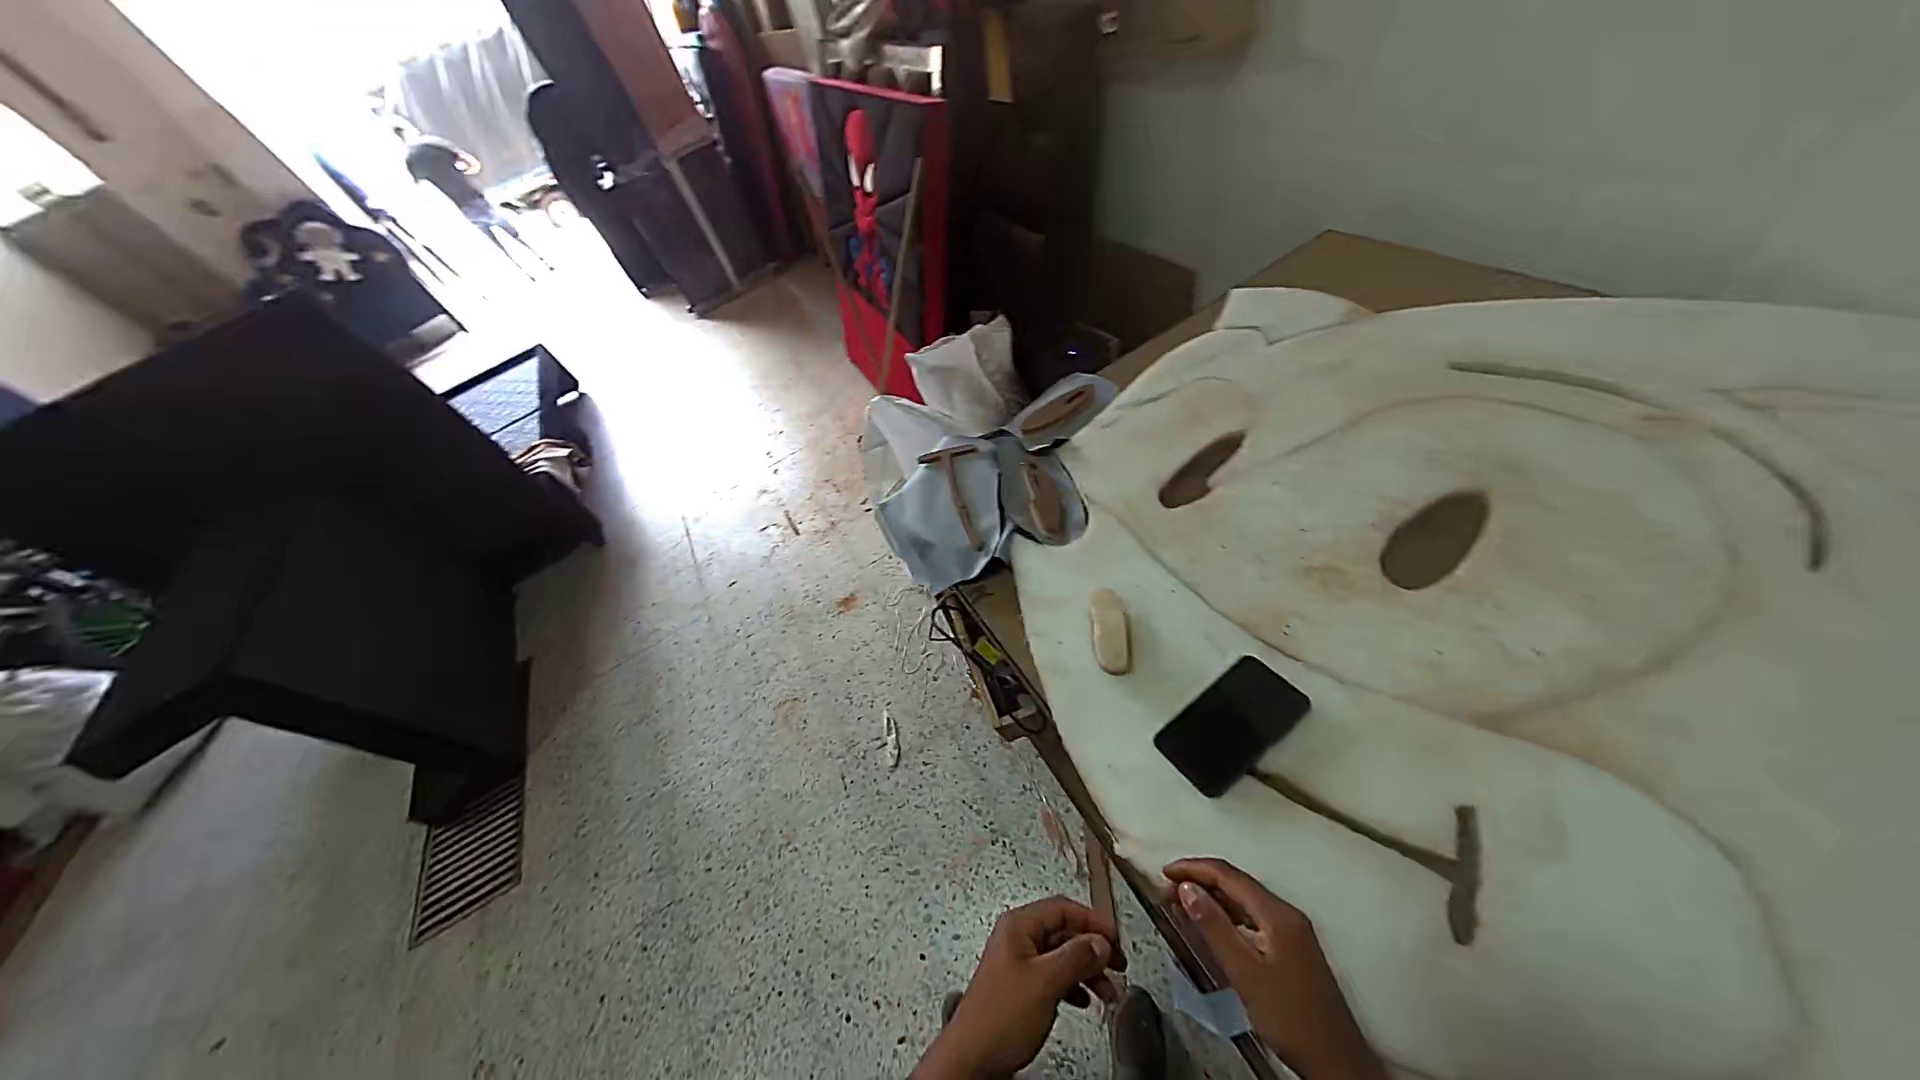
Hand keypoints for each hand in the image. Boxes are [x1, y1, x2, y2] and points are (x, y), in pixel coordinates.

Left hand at [912, 896, 1123, 1079]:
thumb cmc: (999, 1018)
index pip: (1063, 908)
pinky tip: (1084, 999)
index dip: (1092, 921)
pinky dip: (1073, 985)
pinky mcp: (1021, 987)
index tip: (1115, 939)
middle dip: (1093, 948)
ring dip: (1087, 970)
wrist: (975, 1058)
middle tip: (1117, 964)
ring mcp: (1019, 962)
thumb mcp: (1045, 982)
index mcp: (1018, 926)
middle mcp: (1018, 939)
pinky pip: (1055, 976)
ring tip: (1108, 991)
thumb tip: (1100, 942)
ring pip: (1062, 955)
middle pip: (1064, 931)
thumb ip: (1076, 957)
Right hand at [1163, 859, 1387, 1079]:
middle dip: (1200, 881)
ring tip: (1181, 904)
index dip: (1193, 868)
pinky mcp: (1291, 947)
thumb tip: (1186, 887)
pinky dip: (1226, 915)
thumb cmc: (1289, 1017)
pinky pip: (1252, 917)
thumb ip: (1214, 927)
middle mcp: (1286, 914)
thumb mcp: (1245, 973)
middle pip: (1237, 883)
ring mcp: (1292, 930)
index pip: (1229, 875)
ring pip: (1244, 900)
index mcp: (1277, 914)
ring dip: (1212, 897)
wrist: (1336, 1063)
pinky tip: (1211, 925)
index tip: (1163, 872)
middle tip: (1167, 891)